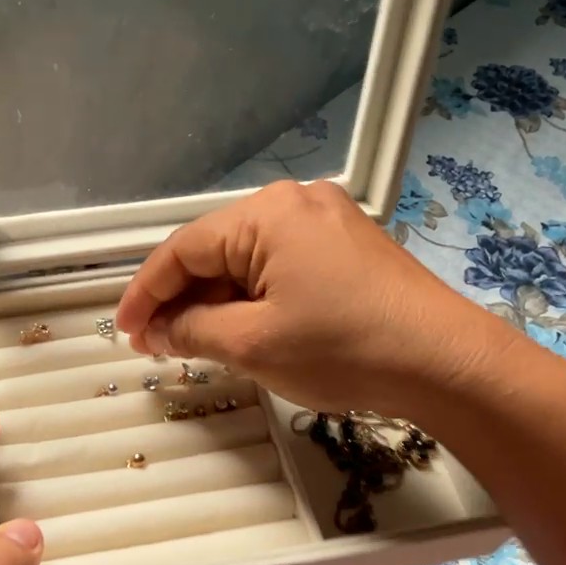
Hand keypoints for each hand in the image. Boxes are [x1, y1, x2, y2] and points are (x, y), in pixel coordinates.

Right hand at [114, 180, 521, 414]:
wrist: (442, 361)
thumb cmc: (341, 349)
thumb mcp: (252, 344)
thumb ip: (192, 330)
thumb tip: (156, 331)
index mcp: (266, 214)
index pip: (182, 250)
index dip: (144, 294)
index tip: (124, 334)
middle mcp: (295, 203)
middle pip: (214, 251)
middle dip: (179, 300)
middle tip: (155, 346)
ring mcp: (326, 223)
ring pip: (246, 262)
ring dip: (214, 302)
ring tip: (191, 345)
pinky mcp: (347, 248)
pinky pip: (279, 269)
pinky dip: (250, 300)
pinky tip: (239, 330)